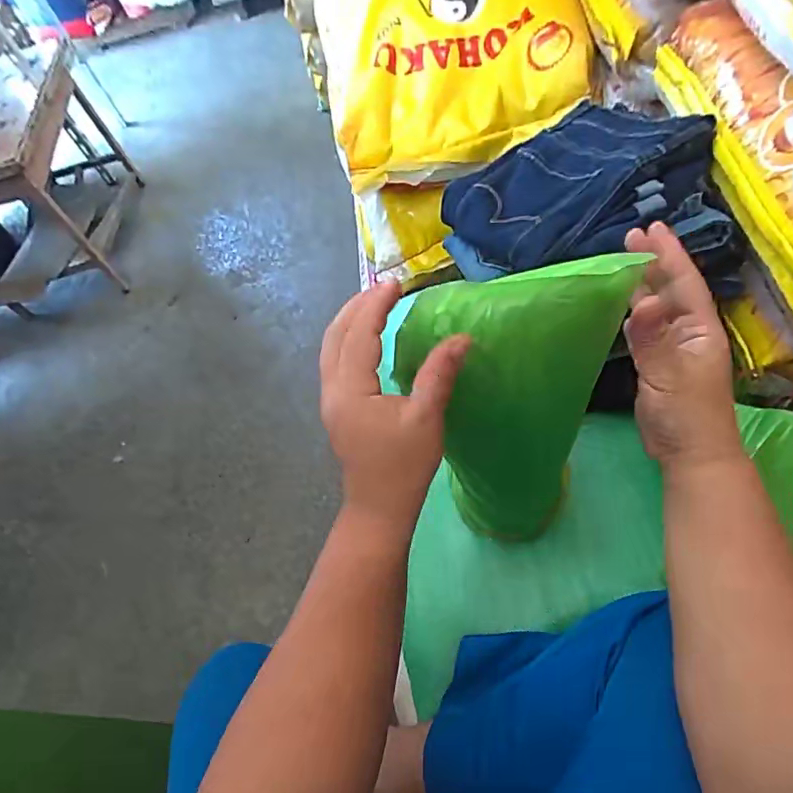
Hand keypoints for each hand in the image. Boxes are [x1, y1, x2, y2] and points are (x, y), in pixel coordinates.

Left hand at [319, 281, 470, 529]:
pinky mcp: (337, 411)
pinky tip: (368, 342)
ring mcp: (331, 402)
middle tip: (384, 288)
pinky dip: (349, 342)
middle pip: (335, 335)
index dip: (376, 305)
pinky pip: (336, 363)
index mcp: (350, 388)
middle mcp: (332, 390)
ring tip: (374, 306)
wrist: (379, 508)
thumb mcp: (426, 419)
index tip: (396, 284)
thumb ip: (439, 374)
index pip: (360, 334)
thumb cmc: (404, 467)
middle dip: (357, 307)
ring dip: (350, 323)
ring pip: (331, 349)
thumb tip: (461, 338)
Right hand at [623, 223, 741, 469]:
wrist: (691, 455)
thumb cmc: (687, 416)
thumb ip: (653, 339)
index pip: (685, 283)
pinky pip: (647, 332)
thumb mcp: (668, 376)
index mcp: (700, 330)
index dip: (669, 255)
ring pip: (659, 310)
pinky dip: (636, 315)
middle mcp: (689, 335)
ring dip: (643, 286)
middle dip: (654, 264)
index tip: (652, 228)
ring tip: (624, 262)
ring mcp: (675, 351)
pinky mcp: (660, 368)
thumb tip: (643, 300)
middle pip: (672, 291)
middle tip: (632, 236)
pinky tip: (624, 305)